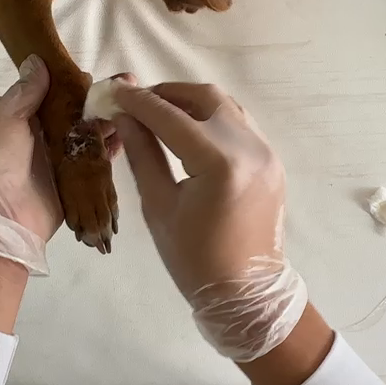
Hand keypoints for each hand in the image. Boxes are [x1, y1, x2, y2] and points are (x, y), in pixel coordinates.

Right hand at [107, 82, 307, 361]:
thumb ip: (142, 154)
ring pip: (225, 105)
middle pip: (204, 98)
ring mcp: (266, 151)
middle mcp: (249, 148)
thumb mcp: (158, 206)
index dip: (138, 101)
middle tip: (136, 102)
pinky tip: (189, 130)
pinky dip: (211, 117)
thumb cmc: (194, 259)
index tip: (114, 91)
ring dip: (190, 102)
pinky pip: (239, 123)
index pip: (170, 117)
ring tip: (160, 113)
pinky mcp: (272, 159)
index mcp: (219, 164)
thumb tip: (124, 117)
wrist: (248, 293)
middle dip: (166, 94)